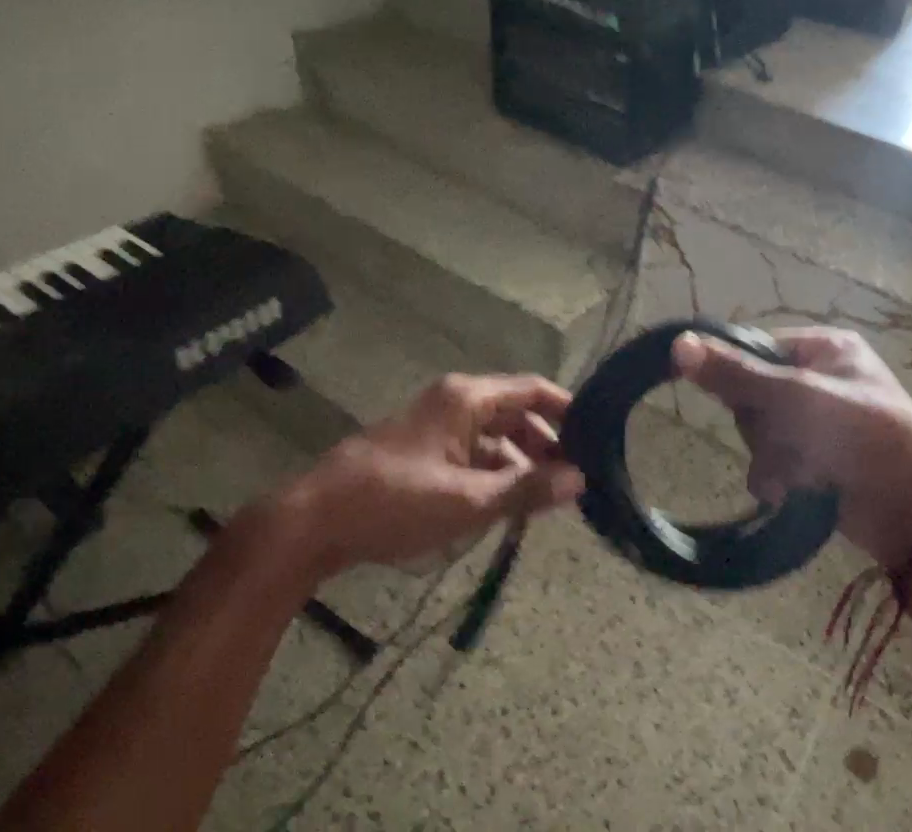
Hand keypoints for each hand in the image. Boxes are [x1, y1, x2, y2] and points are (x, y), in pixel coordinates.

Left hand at [269, 373, 584, 575]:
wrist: (313, 522)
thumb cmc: (395, 503)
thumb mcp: (469, 501)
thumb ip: (527, 489)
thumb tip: (581, 479)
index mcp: (467, 399)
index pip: (534, 390)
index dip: (569, 412)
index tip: (599, 440)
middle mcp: (454, 402)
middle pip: (516, 413)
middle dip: (548, 443)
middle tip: (576, 479)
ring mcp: (435, 426)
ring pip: (494, 436)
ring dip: (521, 462)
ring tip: (545, 499)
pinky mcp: (421, 451)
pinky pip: (472, 453)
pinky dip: (494, 473)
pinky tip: (504, 506)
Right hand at [674, 327, 911, 571]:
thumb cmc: (863, 436)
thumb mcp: (798, 397)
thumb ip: (737, 375)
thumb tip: (677, 345)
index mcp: (826, 348)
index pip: (757, 348)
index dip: (740, 374)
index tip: (736, 398)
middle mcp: (820, 380)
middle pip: (753, 394)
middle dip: (764, 426)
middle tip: (787, 438)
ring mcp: (818, 424)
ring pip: (759, 432)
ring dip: (771, 457)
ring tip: (798, 472)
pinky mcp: (815, 461)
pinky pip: (771, 461)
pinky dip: (777, 478)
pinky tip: (793, 492)